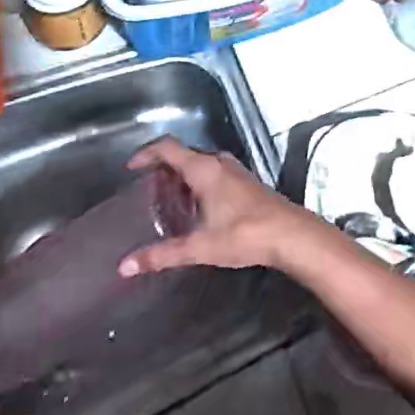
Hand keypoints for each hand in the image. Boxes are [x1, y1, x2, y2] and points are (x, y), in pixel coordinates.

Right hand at [117, 138, 322, 276]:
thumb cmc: (244, 234)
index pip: (168, 148)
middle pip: (183, 155)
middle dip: (162, 169)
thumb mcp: (199, 246)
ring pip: (199, 164)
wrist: (289, 233)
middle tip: (145, 192)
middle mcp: (218, 162)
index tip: (131, 168)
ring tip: (165, 202)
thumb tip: (125, 266)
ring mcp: (234, 170)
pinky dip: (196, 183)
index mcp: (204, 168)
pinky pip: (212, 173)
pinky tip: (193, 208)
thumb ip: (162, 255)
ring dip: (181, 177)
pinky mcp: (244, 181)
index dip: (146, 153)